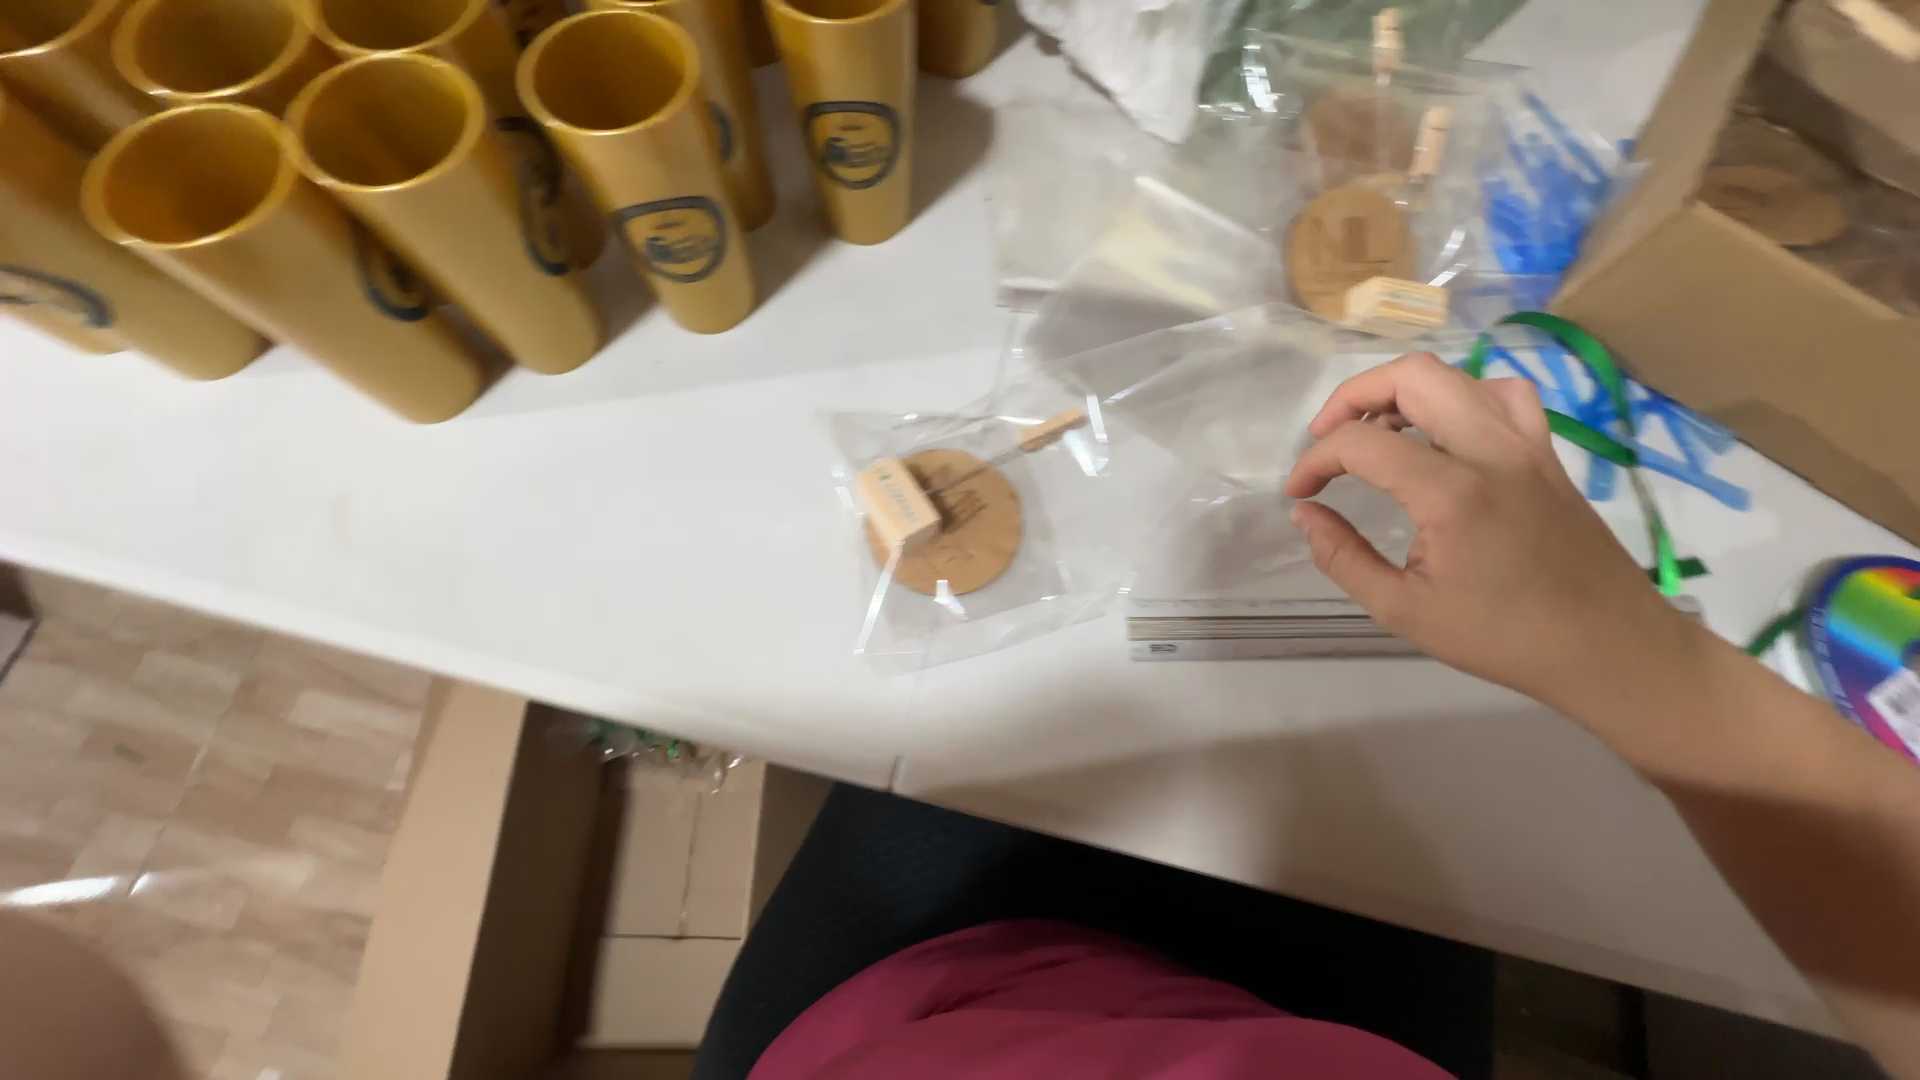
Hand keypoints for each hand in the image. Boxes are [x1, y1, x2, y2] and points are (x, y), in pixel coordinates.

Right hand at [1284, 353, 1701, 716]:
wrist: (1612, 648)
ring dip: (1402, 393)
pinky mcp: (1547, 454)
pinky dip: (1460, 398)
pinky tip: (1443, 433)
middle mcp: (1492, 451)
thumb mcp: (1401, 610)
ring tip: (1376, 433)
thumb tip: (1305, 514)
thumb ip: (1341, 556)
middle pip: (1412, 376)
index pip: (1361, 443)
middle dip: (1352, 397)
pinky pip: (1502, 396)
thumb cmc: (1502, 637)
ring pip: (1457, 377)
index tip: (1298, 494)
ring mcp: (1527, 446)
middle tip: (1325, 439)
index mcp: (1451, 493)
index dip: (1314, 461)